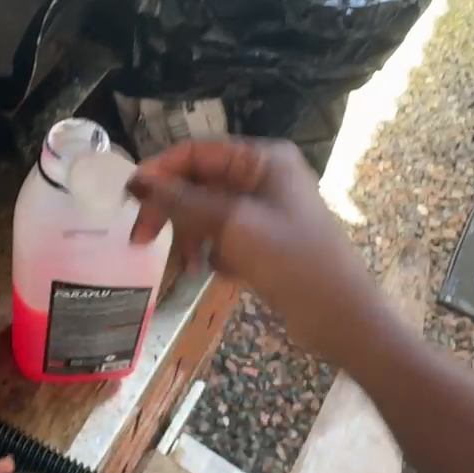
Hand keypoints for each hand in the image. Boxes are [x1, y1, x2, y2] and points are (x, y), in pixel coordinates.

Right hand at [126, 139, 389, 367]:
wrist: (344, 320)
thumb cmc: (293, 261)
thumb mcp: (232, 224)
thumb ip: (181, 200)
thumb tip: (136, 181)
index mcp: (261, 159)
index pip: (194, 152)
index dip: (158, 172)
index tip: (129, 197)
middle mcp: (261, 175)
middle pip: (196, 181)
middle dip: (170, 209)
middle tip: (141, 238)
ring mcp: (263, 207)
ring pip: (204, 210)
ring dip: (189, 235)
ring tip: (186, 265)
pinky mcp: (262, 237)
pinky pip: (220, 233)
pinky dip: (210, 250)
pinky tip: (213, 270)